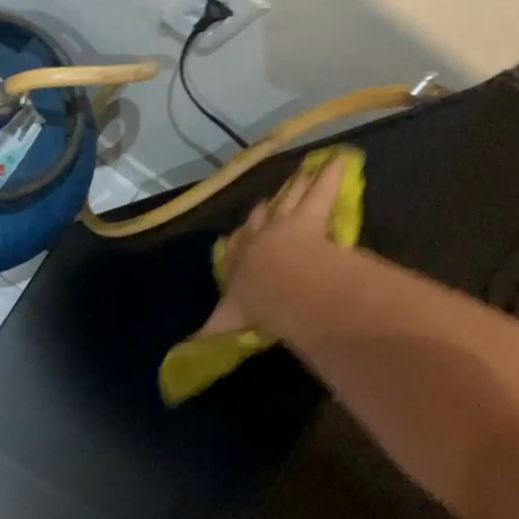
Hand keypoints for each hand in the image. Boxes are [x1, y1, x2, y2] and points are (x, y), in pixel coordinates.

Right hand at [196, 152, 350, 337]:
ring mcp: (282, 223)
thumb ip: (210, 336)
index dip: (237, 243)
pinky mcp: (310, 217)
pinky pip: (321, 193)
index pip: (235, 248)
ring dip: (294, 188)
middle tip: (266, 202)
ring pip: (287, 202)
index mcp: (237, 262)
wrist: (280, 284)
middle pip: (260, 220)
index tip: (236, 237)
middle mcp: (256, 238)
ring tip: (302, 173)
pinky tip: (340, 159)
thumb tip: (179, 359)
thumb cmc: (254, 302)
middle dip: (262, 212)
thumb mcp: (226, 322)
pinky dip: (329, 175)